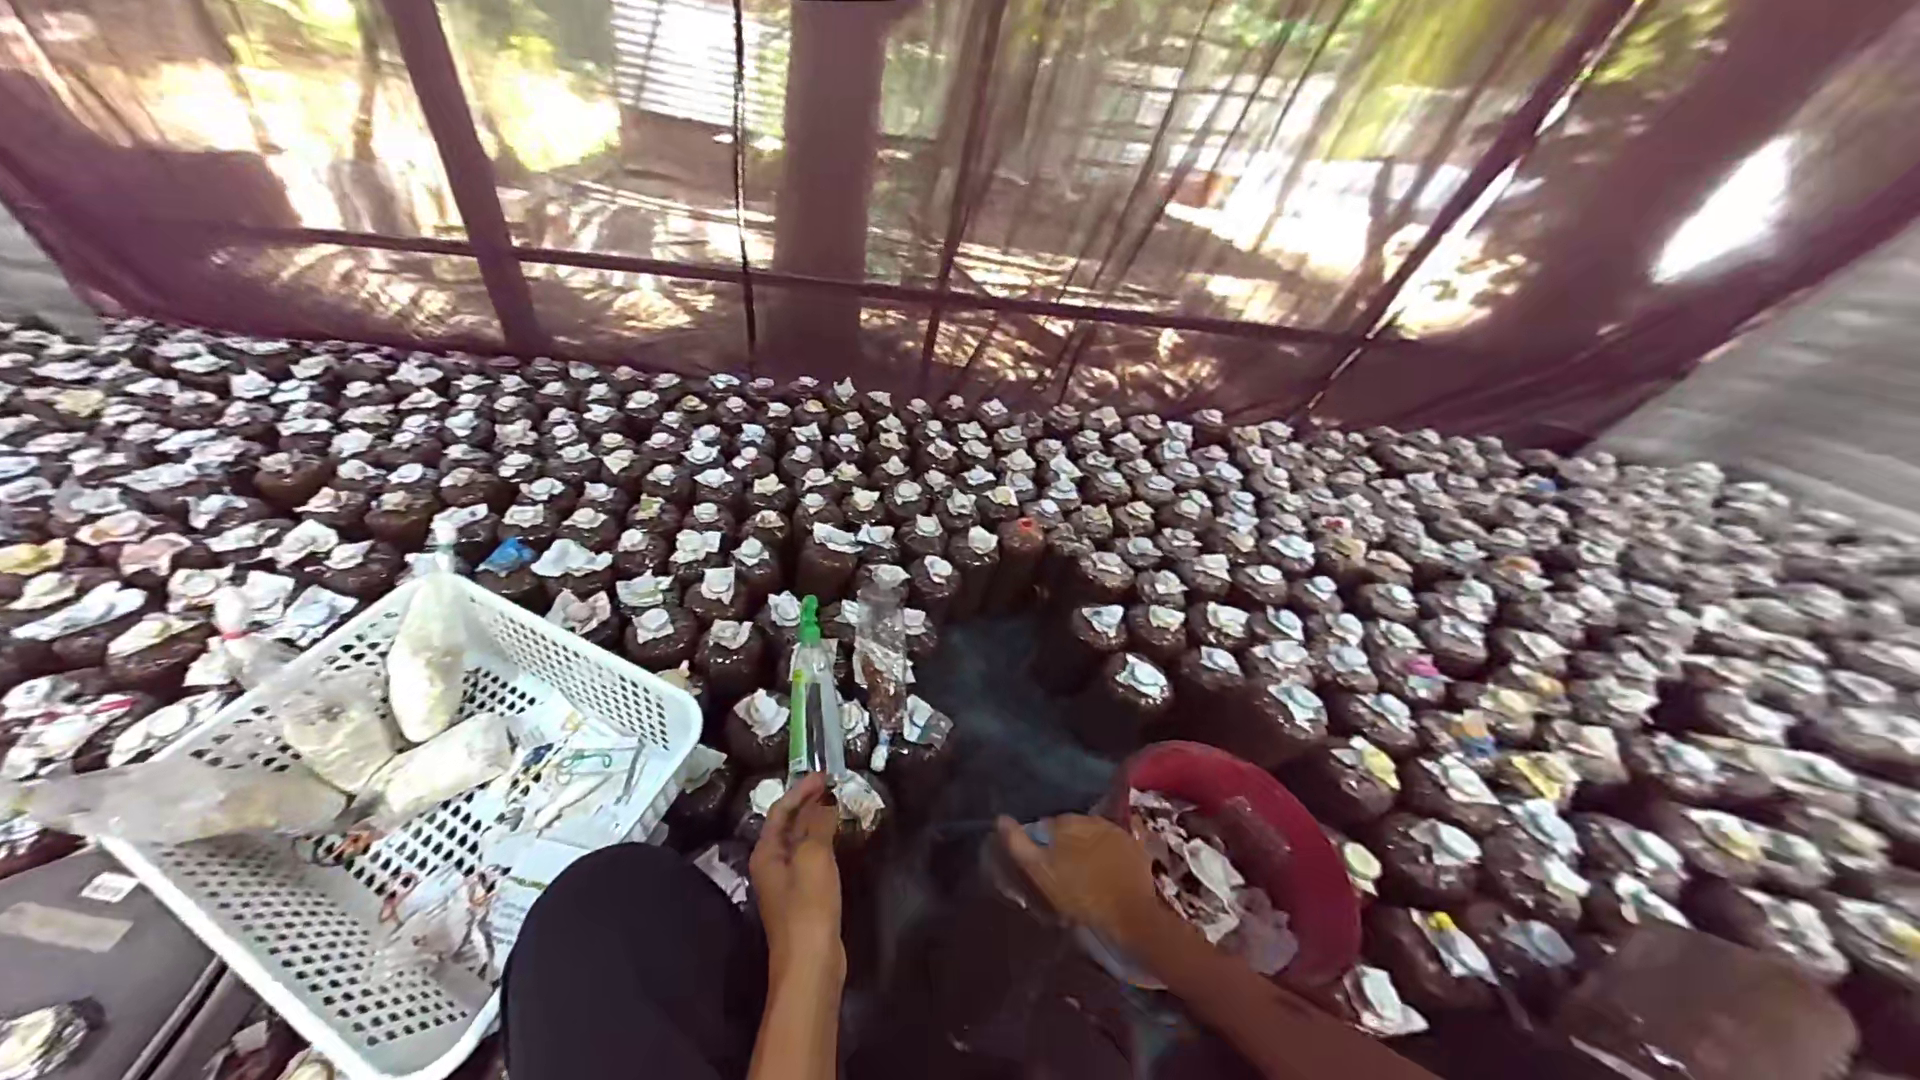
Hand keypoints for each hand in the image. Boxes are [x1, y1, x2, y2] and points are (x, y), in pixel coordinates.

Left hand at [751, 773, 842, 968]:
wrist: (811, 963)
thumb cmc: (808, 905)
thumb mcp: (814, 857)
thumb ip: (818, 824)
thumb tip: (825, 800)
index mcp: (766, 853)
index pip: (781, 810)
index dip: (802, 790)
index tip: (824, 774)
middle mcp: (772, 865)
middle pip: (788, 825)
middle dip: (808, 803)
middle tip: (833, 785)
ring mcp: (787, 883)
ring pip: (800, 841)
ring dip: (816, 821)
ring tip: (838, 805)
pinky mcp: (804, 897)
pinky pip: (811, 858)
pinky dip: (823, 841)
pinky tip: (838, 839)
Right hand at [995, 813, 1179, 952]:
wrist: (1130, 917)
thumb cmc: (1081, 896)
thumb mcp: (1041, 874)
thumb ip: (1019, 845)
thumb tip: (1000, 819)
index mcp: (1067, 821)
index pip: (1046, 827)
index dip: (1042, 846)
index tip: (1043, 867)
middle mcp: (1092, 818)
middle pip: (1071, 830)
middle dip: (1066, 845)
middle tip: (1064, 874)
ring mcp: (1117, 831)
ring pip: (1093, 837)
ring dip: (1088, 849)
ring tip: (1086, 876)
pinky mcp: (1137, 848)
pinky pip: (1116, 846)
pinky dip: (1110, 856)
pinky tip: (1108, 874)